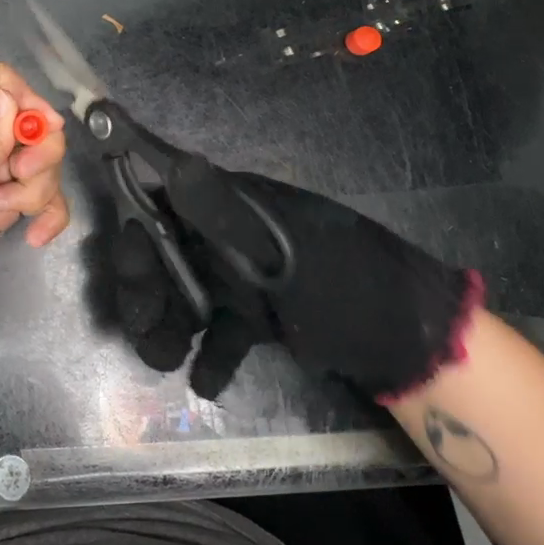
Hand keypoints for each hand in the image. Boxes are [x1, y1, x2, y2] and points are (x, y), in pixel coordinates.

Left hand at [0, 64, 69, 313]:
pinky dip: (47, 215)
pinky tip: (35, 237)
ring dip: (39, 188)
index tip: (41, 129)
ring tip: (8, 212)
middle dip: (40, 151)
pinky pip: (40, 200)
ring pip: (40, 164)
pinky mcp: (1, 211)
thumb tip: (11, 97)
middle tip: (22, 177)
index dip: (25, 99)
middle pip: (29, 125)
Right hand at [96, 168, 480, 401]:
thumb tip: (174, 162)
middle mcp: (225, 236)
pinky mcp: (256, 314)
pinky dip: (208, 354)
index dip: (135, 240)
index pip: (158, 208)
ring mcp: (240, 276)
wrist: (410, 339)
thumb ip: (220, 211)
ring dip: (166, 326)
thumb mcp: (280, 246)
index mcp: (227, 206)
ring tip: (168, 361)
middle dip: (146, 295)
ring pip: (182, 295)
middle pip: (162, 258)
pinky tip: (206, 382)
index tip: (132, 279)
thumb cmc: (343, 281)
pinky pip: (217, 330)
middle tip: (149, 335)